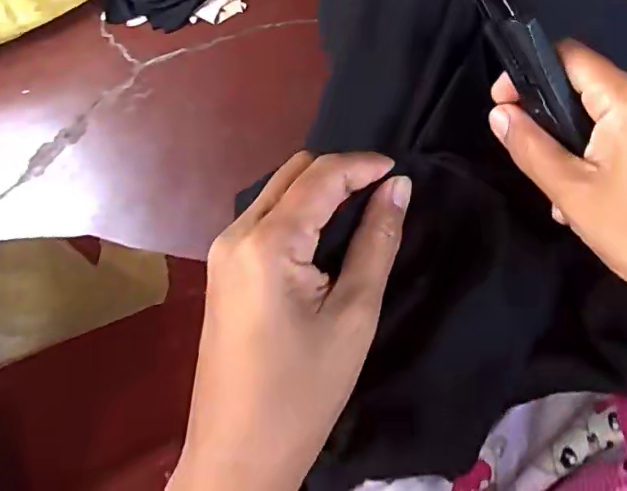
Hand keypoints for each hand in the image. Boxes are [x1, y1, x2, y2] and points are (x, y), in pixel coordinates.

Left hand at [171, 152, 410, 490]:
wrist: (234, 465)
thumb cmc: (302, 391)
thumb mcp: (355, 313)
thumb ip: (377, 239)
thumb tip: (399, 185)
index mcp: (268, 244)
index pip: (322, 175)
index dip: (365, 164)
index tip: (402, 173)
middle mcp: (236, 235)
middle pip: (296, 171)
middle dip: (343, 170)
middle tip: (384, 191)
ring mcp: (224, 253)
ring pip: (280, 188)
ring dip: (323, 187)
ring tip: (365, 207)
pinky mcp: (224, 270)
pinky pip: (269, 214)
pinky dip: (304, 207)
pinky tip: (331, 231)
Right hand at [488, 41, 626, 327]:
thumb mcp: (573, 192)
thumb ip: (531, 147)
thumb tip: (499, 112)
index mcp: (625, 97)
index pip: (568, 54)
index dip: (529, 71)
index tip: (500, 106)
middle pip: (578, 81)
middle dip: (544, 113)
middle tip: (522, 151)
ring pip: (589, 112)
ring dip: (563, 143)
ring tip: (553, 189)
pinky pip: (607, 132)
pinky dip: (585, 155)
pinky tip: (576, 199)